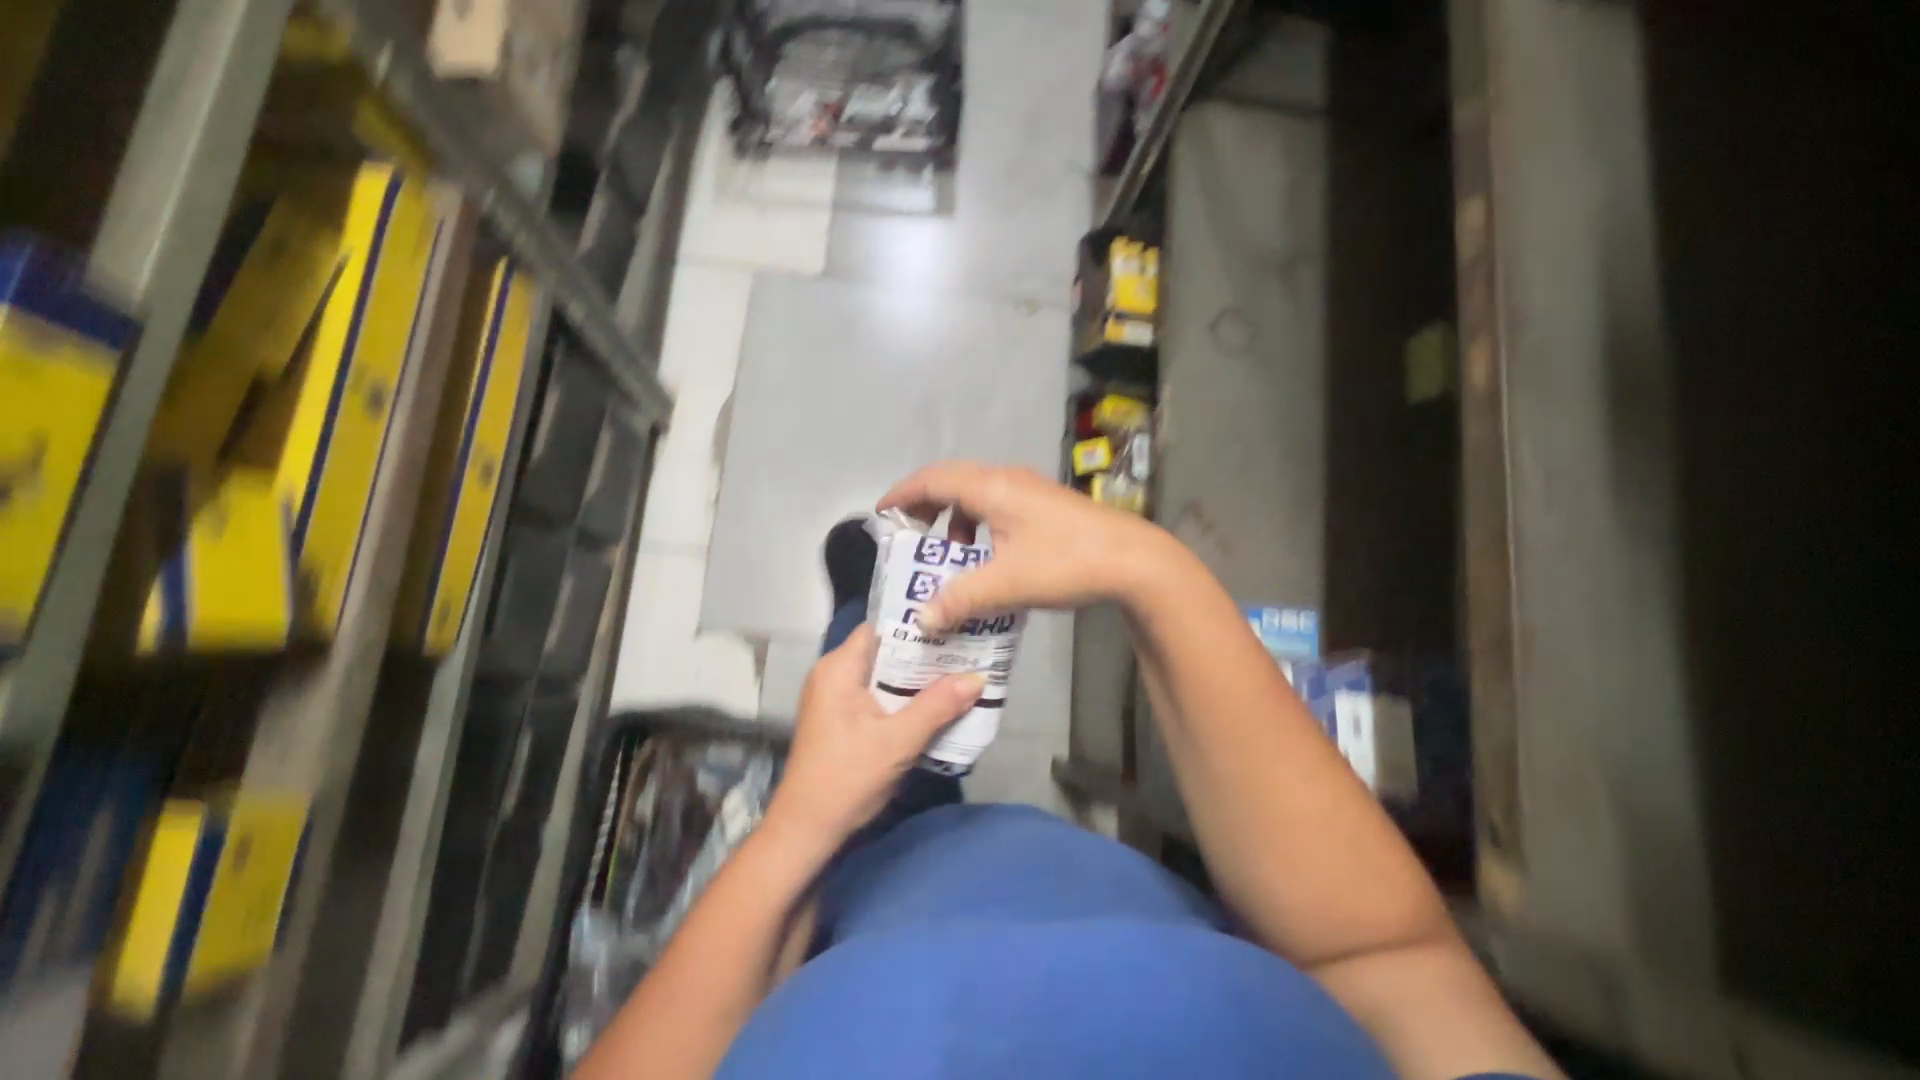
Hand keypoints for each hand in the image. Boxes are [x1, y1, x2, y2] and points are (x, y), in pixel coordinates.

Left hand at [766, 624, 984, 847]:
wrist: (808, 829)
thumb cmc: (847, 777)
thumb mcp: (898, 741)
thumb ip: (938, 706)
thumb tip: (978, 677)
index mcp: (839, 669)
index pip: (882, 628)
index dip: (918, 625)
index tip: (955, 625)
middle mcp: (834, 676)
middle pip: (886, 652)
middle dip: (926, 655)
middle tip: (969, 650)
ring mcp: (837, 700)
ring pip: (885, 678)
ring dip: (918, 681)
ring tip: (962, 674)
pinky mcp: (844, 721)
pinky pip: (880, 698)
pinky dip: (906, 700)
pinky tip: (938, 706)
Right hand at [877, 462, 1182, 630]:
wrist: (1134, 560)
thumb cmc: (1066, 563)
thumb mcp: (1006, 585)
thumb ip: (960, 600)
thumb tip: (923, 619)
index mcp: (991, 487)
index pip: (932, 479)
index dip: (903, 494)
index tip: (883, 516)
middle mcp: (1007, 479)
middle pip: (953, 482)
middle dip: (926, 507)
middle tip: (910, 538)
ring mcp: (1030, 490)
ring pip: (977, 495)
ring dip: (955, 520)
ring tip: (949, 556)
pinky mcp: (1046, 506)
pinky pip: (998, 506)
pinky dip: (980, 526)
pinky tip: (989, 559)